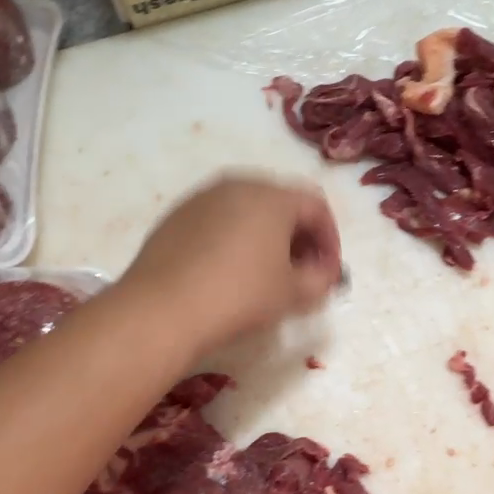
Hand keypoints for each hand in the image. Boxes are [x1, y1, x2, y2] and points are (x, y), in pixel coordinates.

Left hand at [119, 175, 343, 356]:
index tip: (329, 275)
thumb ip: (320, 280)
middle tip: (301, 273)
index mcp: (272, 195)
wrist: (162, 308)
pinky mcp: (175, 217)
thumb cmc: (238, 296)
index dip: (331, 241)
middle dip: (298, 237)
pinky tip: (228, 274)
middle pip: (281, 204)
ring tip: (265, 275)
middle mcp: (237, 184)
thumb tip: (324, 274)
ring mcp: (201, 198)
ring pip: (247, 211)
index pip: (317, 207)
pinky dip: (233, 241)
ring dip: (265, 238)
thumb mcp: (292, 294)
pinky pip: (217, 222)